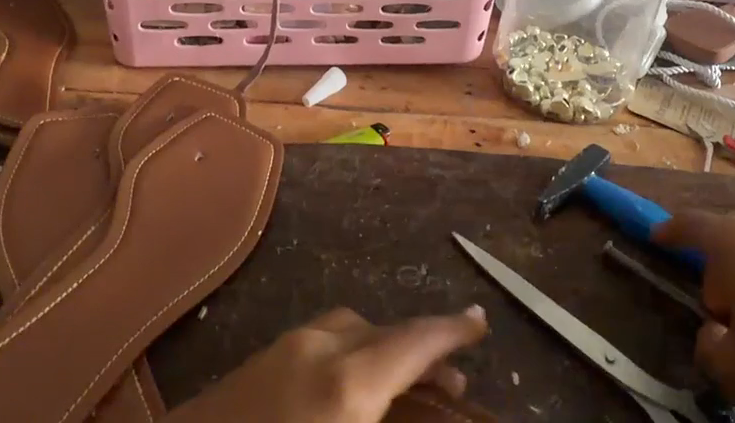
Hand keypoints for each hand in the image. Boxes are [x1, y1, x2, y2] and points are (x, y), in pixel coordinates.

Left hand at [164, 306, 487, 422]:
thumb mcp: (348, 422)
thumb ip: (388, 416)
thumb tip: (410, 403)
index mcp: (347, 382)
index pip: (414, 343)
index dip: (451, 332)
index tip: (479, 321)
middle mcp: (318, 350)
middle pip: (382, 332)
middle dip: (419, 350)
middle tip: (452, 383)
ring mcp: (281, 350)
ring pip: (348, 331)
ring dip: (382, 350)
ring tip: (404, 387)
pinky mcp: (255, 361)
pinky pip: (318, 343)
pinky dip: (349, 354)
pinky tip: (348, 387)